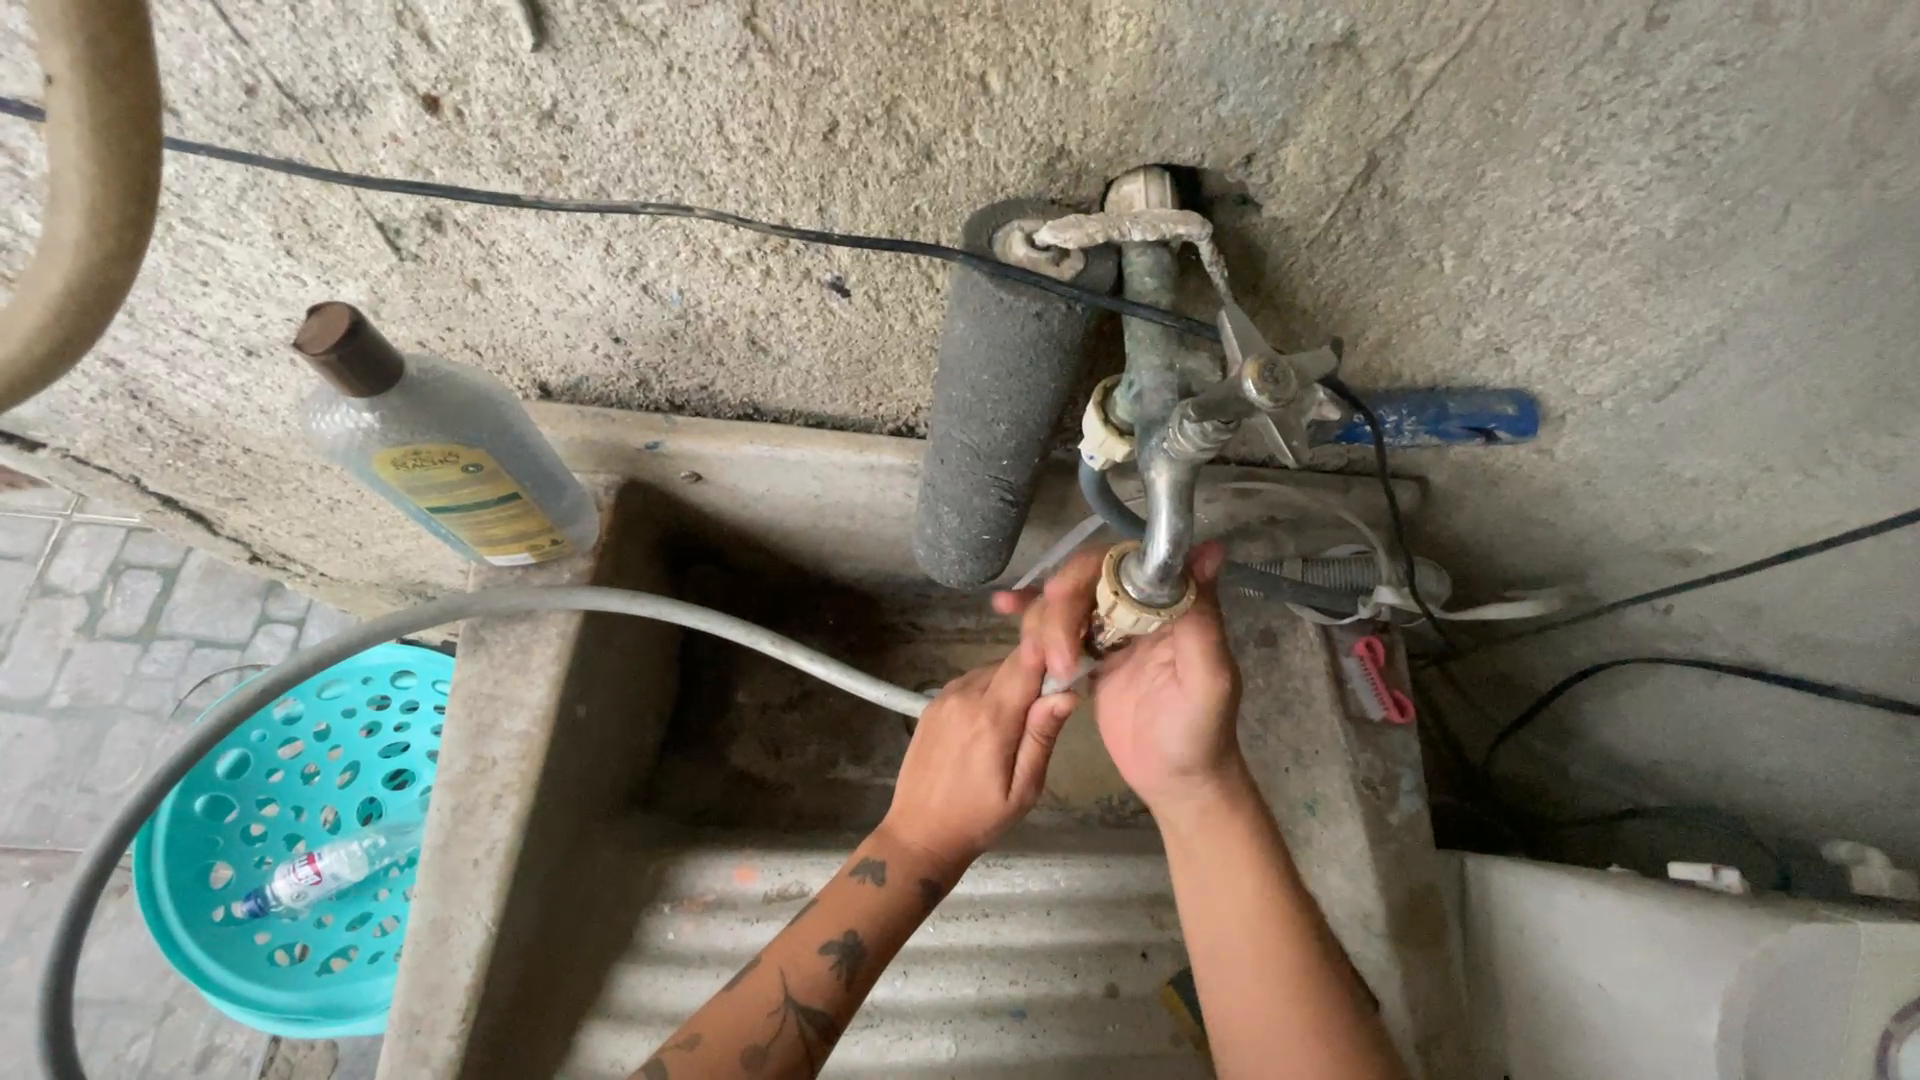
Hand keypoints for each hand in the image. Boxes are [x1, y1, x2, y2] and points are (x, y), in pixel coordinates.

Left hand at [880, 641, 1075, 872]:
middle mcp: (965, 697)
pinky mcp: (931, 703)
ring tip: (1015, 723)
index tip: (1067, 673)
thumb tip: (1068, 694)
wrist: (919, 833)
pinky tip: (988, 723)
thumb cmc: (978, 819)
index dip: (1050, 658)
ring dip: (1009, 684)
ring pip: (990, 670)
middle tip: (1043, 711)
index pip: (1027, 661)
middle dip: (1033, 675)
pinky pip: (969, 682)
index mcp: (991, 718)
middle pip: (1010, 663)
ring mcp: (944, 697)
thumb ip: (1042, 737)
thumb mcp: (1022, 789)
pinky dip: (986, 691)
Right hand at [993, 543, 1243, 814]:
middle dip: (1059, 609)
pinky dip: (1031, 618)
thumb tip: (1209, 551)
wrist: (1175, 783)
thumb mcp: (1209, 677)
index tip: (1060, 593)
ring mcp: (1111, 632)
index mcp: (1171, 607)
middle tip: (1050, 651)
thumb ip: (1201, 617)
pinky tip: (1005, 606)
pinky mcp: (1088, 656)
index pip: (1124, 566)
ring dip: (1043, 624)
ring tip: (1038, 662)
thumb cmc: (1200, 734)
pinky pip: (1057, 628)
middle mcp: (1139, 611)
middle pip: (1086, 583)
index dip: (1088, 571)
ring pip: (1066, 604)